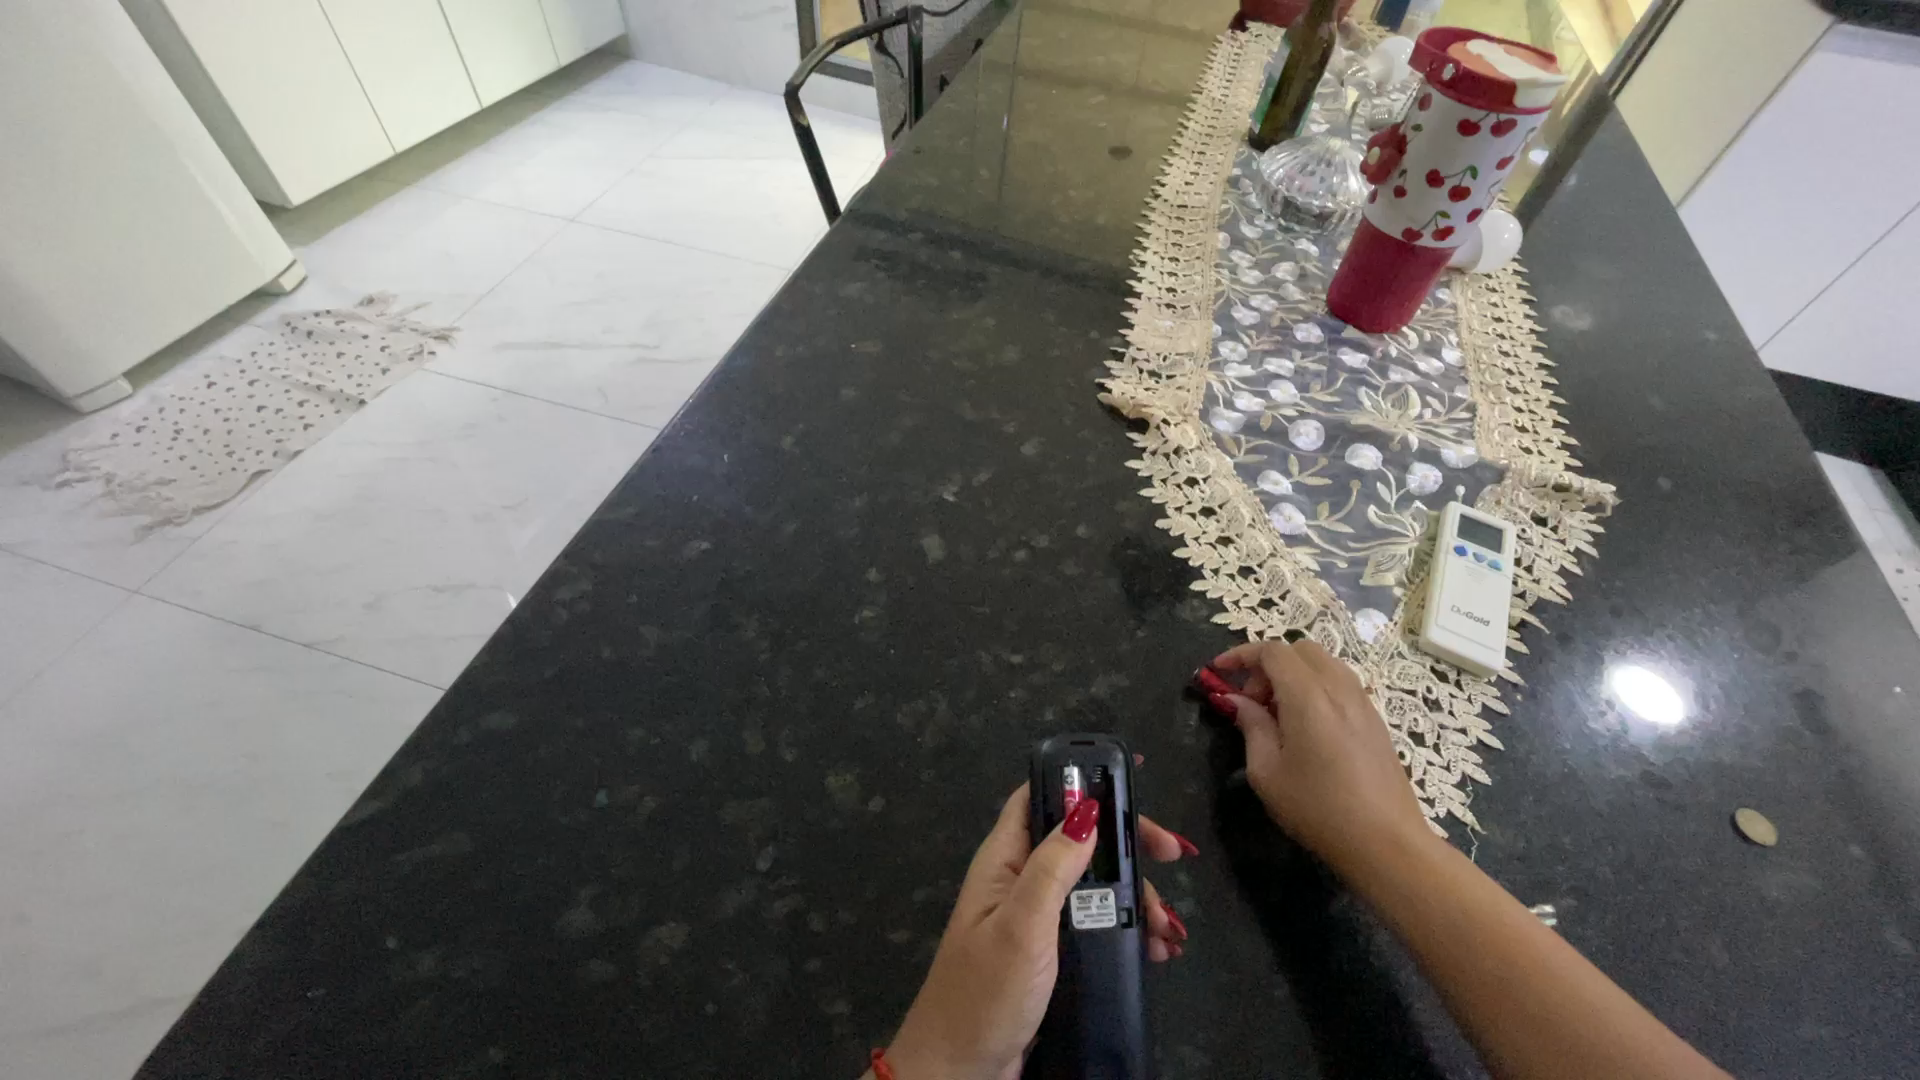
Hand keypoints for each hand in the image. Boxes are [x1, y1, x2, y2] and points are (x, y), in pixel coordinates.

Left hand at [883, 783, 1192, 1079]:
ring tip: (1166, 928)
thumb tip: (1087, 807)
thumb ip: (1054, 864)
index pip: (1040, 796)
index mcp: (1005, 858)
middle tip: (1173, 856)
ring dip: (1134, 894)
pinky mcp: (1051, 951)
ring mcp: (1036, 916)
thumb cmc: (986, 990)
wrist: (962, 1070)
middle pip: (1079, 838)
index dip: (1081, 782)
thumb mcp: (1023, 922)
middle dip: (1126, 844)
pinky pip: (1095, 922)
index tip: (1132, 787)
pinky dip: (1126, 927)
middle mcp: (1021, 877)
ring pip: (1094, 883)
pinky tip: (1156, 948)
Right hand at [1210, 640, 1433, 876]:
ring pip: (1323, 664)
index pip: (1272, 651)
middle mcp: (1339, 689)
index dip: (1241, 654)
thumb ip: (1251, 726)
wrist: (1386, 843)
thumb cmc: (1318, 809)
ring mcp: (1363, 703)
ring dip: (1293, 675)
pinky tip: (1306, 727)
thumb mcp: (1267, 772)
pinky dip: (1315, 688)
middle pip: (1300, 650)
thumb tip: (1238, 701)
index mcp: (1308, 696)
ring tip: (1278, 714)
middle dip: (1268, 665)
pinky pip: (1341, 684)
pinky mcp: (1376, 720)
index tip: (1219, 672)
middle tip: (1252, 701)